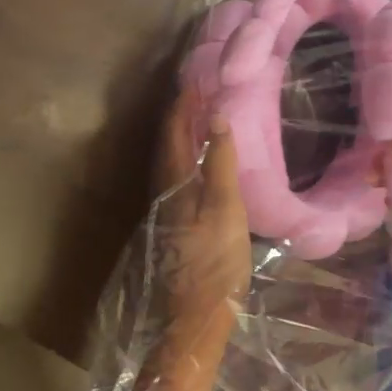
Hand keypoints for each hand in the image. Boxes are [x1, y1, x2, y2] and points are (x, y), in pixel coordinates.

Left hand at [153, 86, 250, 325]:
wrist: (195, 311)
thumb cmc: (215, 259)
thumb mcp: (226, 208)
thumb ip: (220, 163)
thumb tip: (215, 118)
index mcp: (176, 178)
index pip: (175, 129)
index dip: (184, 103)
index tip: (197, 79)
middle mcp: (165, 186)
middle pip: (170, 140)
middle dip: (182, 113)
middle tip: (201, 91)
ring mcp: (168, 204)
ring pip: (172, 157)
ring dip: (184, 133)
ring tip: (203, 116)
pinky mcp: (175, 219)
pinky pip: (179, 173)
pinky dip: (189, 155)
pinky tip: (203, 160)